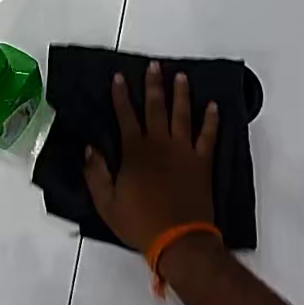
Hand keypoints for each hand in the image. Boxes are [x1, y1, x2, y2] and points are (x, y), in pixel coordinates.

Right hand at [83, 62, 219, 249]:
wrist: (180, 239)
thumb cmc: (139, 222)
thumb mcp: (106, 202)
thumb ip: (96, 173)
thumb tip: (90, 148)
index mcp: (135, 152)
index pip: (125, 115)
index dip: (120, 95)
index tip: (119, 77)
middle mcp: (160, 144)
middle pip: (156, 108)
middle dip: (153, 85)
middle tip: (155, 65)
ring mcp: (184, 151)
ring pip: (183, 115)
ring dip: (182, 94)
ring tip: (181, 76)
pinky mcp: (202, 162)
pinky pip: (208, 136)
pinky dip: (212, 120)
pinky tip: (214, 106)